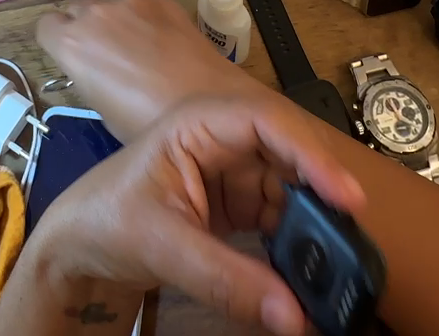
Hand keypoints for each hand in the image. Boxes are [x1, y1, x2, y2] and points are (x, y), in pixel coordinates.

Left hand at [29, 95, 365, 335]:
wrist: (82, 241)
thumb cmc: (110, 218)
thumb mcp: (163, 245)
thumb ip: (226, 279)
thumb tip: (295, 316)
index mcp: (200, 122)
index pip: (265, 121)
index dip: (309, 152)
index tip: (347, 196)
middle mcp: (224, 138)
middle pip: (288, 153)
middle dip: (321, 192)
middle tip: (355, 240)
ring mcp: (234, 170)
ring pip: (291, 187)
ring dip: (315, 223)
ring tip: (341, 264)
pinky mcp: (238, 202)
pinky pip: (281, 216)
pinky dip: (299, 242)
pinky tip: (312, 270)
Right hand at [38, 0, 276, 139]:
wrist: (207, 104)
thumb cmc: (147, 124)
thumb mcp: (104, 112)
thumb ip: (89, 79)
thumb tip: (97, 71)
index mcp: (73, 45)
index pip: (44, 26)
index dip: (56, 42)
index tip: (72, 61)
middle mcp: (96, 14)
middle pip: (75, 10)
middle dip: (83, 28)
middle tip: (106, 58)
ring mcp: (131, 3)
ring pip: (109, 6)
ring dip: (114, 24)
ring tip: (140, 55)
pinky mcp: (161, 0)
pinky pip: (140, 6)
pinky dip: (144, 21)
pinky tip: (165, 47)